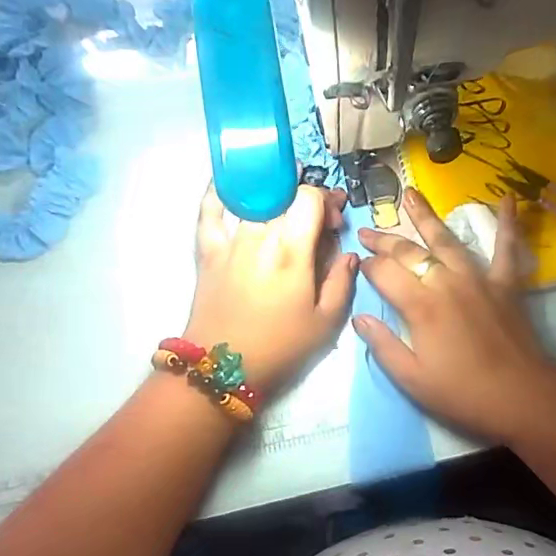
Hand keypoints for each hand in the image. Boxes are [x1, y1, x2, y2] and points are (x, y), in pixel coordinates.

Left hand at [184, 184, 356, 390]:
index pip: (309, 197)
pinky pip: (209, 210)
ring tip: (283, 206)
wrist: (222, 368)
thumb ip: (342, 282)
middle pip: (283, 192)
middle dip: (304, 198)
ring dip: (274, 194)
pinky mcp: (207, 250)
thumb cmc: (280, 346)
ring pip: (253, 196)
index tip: (334, 225)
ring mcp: (230, 240)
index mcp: (292, 251)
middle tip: (315, 222)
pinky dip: (220, 193)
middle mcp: (260, 236)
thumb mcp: (325, 322)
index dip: (327, 202)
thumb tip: (348, 255)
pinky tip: (233, 188)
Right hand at [352, 189, 555, 443]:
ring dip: (427, 217)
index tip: (357, 263)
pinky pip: (506, 248)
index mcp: (420, 306)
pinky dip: (508, 222)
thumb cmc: (462, 394)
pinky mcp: (506, 285)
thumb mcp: (412, 379)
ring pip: (448, 240)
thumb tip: (359, 318)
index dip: (368, 266)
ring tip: (411, 194)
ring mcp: (479, 279)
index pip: (385, 274)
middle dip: (385, 240)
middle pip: (410, 252)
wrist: (521, 397)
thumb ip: (383, 345)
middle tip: (366, 229)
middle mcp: (447, 283)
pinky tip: (509, 198)